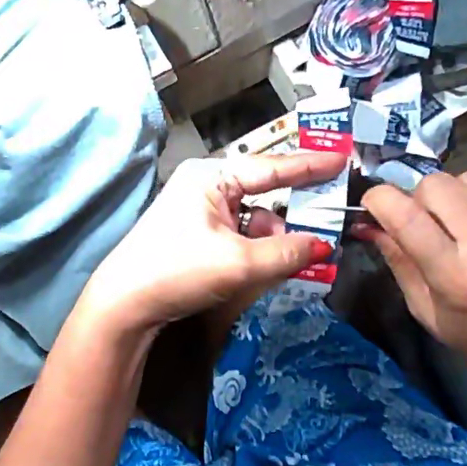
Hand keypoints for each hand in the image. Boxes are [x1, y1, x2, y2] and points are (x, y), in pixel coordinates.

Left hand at [72, 151, 348, 337]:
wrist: (124, 305)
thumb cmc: (178, 271)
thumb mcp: (239, 263)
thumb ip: (287, 252)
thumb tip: (324, 247)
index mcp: (211, 177)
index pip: (270, 166)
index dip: (309, 165)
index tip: (342, 160)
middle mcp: (205, 185)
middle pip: (263, 192)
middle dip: (292, 211)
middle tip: (327, 218)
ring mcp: (198, 209)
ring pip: (253, 217)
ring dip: (273, 237)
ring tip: (293, 258)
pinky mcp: (196, 233)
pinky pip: (239, 232)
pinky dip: (257, 247)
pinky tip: (266, 265)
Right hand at [361, 171, 466, 410]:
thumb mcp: (433, 316)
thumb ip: (401, 264)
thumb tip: (368, 224)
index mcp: (458, 278)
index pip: (404, 214)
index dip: (380, 199)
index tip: (376, 203)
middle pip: (438, 184)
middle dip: (424, 198)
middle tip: (433, 221)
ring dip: (464, 197)